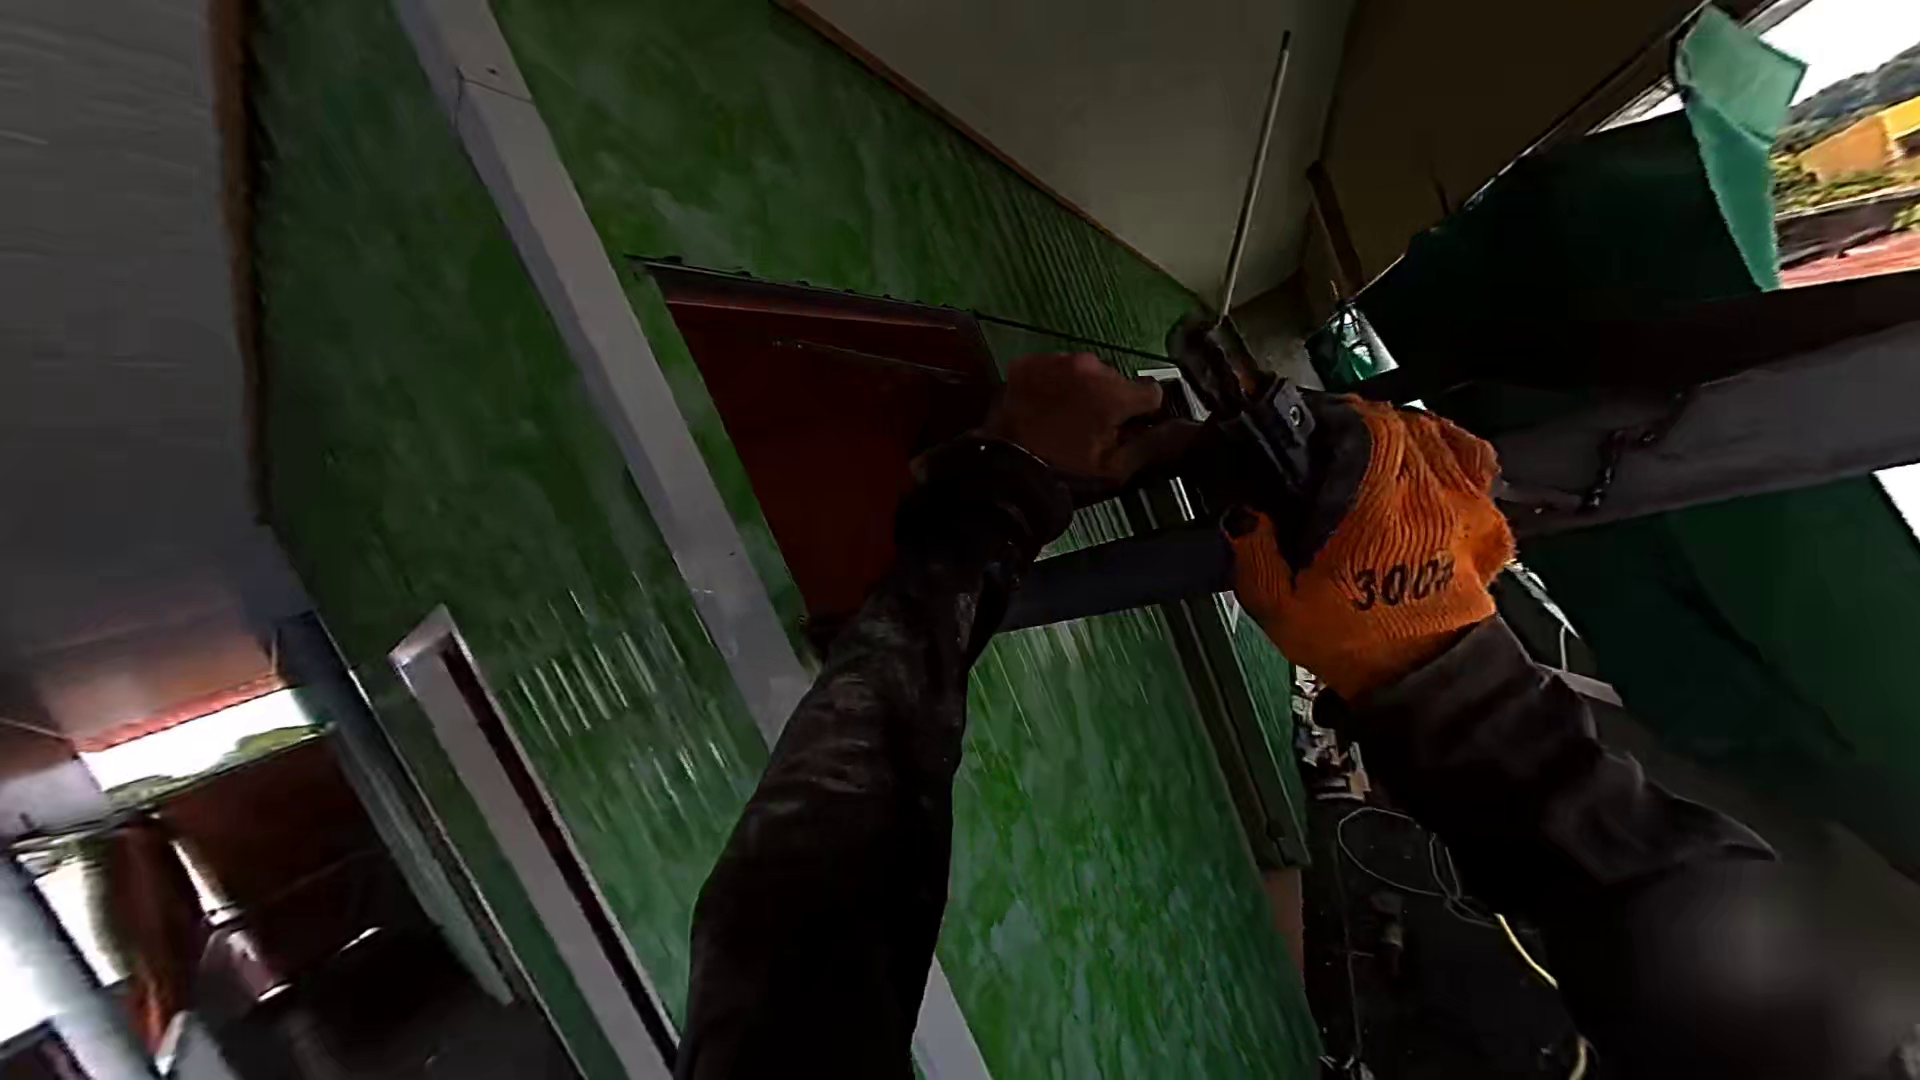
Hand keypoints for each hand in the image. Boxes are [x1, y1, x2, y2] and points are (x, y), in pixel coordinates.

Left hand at [977, 353, 1196, 485]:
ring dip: (1081, 389)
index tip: (1128, 428)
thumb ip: (1152, 445)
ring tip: (1062, 418)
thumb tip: (1184, 430)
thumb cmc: (1064, 472)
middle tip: (1090, 428)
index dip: (1143, 413)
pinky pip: (1054, 368)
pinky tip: (1043, 407)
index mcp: (1114, 394)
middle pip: (1116, 380)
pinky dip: (1054, 383)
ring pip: (1085, 371)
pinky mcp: (1029, 363)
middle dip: (1110, 399)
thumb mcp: (1113, 469)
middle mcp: (1089, 367)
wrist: (1006, 468)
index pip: (1152, 391)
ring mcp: (1055, 361)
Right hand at [1230, 397, 1512, 697]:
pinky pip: (1471, 457)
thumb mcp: (1275, 604)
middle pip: (1400, 422)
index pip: (1366, 429)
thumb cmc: (1347, 638)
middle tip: (1326, 435)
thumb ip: (1251, 552)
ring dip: (1397, 425)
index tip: (1305, 423)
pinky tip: (1419, 452)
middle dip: (1358, 418)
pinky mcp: (1488, 518)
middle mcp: (1428, 497)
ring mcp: (1467, 505)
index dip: (1333, 414)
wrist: (1421, 676)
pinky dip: (1443, 443)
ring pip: (1436, 432)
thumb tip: (1243, 509)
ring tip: (1366, 441)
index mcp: (1375, 514)